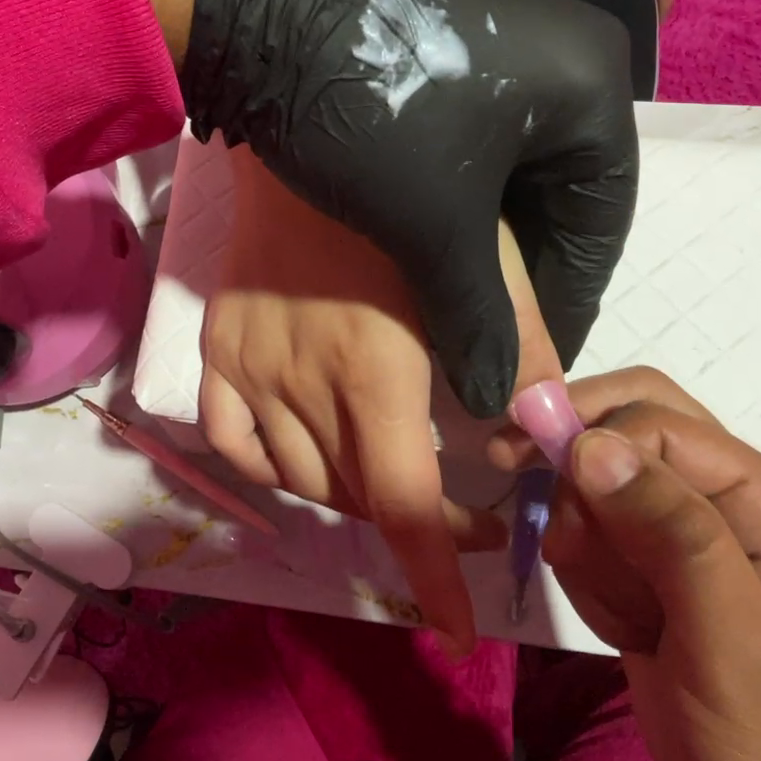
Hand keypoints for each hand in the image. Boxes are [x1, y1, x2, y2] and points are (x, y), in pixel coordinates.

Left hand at [183, 0, 638, 418]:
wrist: (258, 14)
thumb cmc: (371, 115)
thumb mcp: (432, 225)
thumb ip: (477, 316)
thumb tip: (502, 402)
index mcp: (591, 86)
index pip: (599, 226)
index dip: (566, 305)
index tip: (535, 369)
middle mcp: (559, 60)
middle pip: (554, 202)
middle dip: (518, 278)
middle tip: (487, 346)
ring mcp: (497, 53)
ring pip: (505, 181)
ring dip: (479, 248)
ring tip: (450, 313)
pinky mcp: (441, 59)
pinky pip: (467, 153)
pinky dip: (450, 207)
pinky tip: (421, 251)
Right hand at [200, 154, 559, 652]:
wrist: (303, 131)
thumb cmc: (403, 189)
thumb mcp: (482, 259)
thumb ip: (517, 349)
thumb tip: (544, 430)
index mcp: (373, 369)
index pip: (406, 505)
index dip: (433, 576)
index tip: (451, 629)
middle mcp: (299, 382)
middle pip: (355, 496)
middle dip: (411, 518)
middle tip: (450, 501)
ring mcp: (247, 366)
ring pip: (297, 479)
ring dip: (350, 493)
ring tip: (383, 466)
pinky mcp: (216, 347)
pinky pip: (230, 441)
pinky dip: (269, 467)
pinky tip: (301, 452)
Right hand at [534, 369, 760, 760]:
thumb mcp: (733, 643)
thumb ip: (670, 532)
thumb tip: (589, 441)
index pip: (663, 425)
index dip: (591, 441)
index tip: (523, 474)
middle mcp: (741, 505)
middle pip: (632, 435)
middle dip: (579, 476)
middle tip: (549, 525)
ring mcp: (698, 539)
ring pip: (601, 489)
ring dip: (590, 550)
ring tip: (630, 621)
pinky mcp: (661, 572)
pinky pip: (597, 539)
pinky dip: (592, 580)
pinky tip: (628, 631)